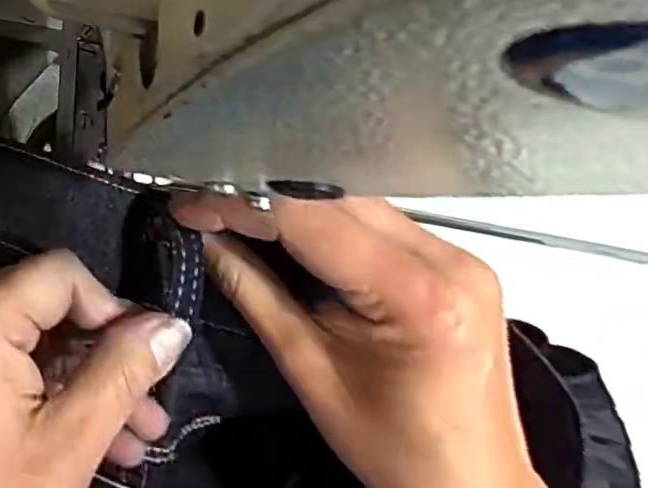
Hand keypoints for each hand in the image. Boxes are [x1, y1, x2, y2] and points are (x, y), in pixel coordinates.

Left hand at [0, 249, 193, 487]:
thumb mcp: (66, 444)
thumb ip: (122, 373)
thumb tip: (171, 325)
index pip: (66, 274)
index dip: (113, 311)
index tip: (148, 360)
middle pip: (54, 304)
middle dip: (107, 356)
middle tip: (151, 407)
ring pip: (39, 332)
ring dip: (87, 378)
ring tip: (136, 435)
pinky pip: (13, 350)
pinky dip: (52, 383)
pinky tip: (96, 433)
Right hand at [171, 193, 539, 487]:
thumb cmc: (400, 452)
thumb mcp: (309, 370)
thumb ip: (251, 291)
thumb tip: (205, 235)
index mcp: (415, 295)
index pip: (308, 216)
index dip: (240, 203)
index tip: (192, 205)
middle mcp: (445, 260)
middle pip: (329, 195)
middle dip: (258, 196)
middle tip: (207, 205)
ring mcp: (455, 253)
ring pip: (348, 195)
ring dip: (287, 200)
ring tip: (238, 212)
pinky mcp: (453, 255)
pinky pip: (371, 213)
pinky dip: (321, 214)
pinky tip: (288, 225)